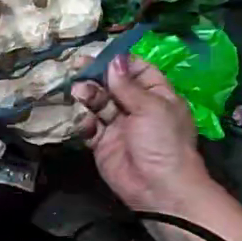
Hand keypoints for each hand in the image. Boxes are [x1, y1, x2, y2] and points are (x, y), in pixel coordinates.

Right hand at [73, 55, 222, 213]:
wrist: (158, 187)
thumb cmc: (163, 142)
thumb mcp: (150, 107)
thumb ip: (128, 85)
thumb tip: (113, 60)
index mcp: (157, 95)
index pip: (138, 70)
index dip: (120, 61)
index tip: (101, 53)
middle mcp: (137, 108)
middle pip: (114, 85)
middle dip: (97, 75)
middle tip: (78, 66)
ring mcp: (119, 126)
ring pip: (99, 103)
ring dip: (89, 96)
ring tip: (79, 91)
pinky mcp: (102, 144)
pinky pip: (90, 127)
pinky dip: (84, 121)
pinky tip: (84, 119)